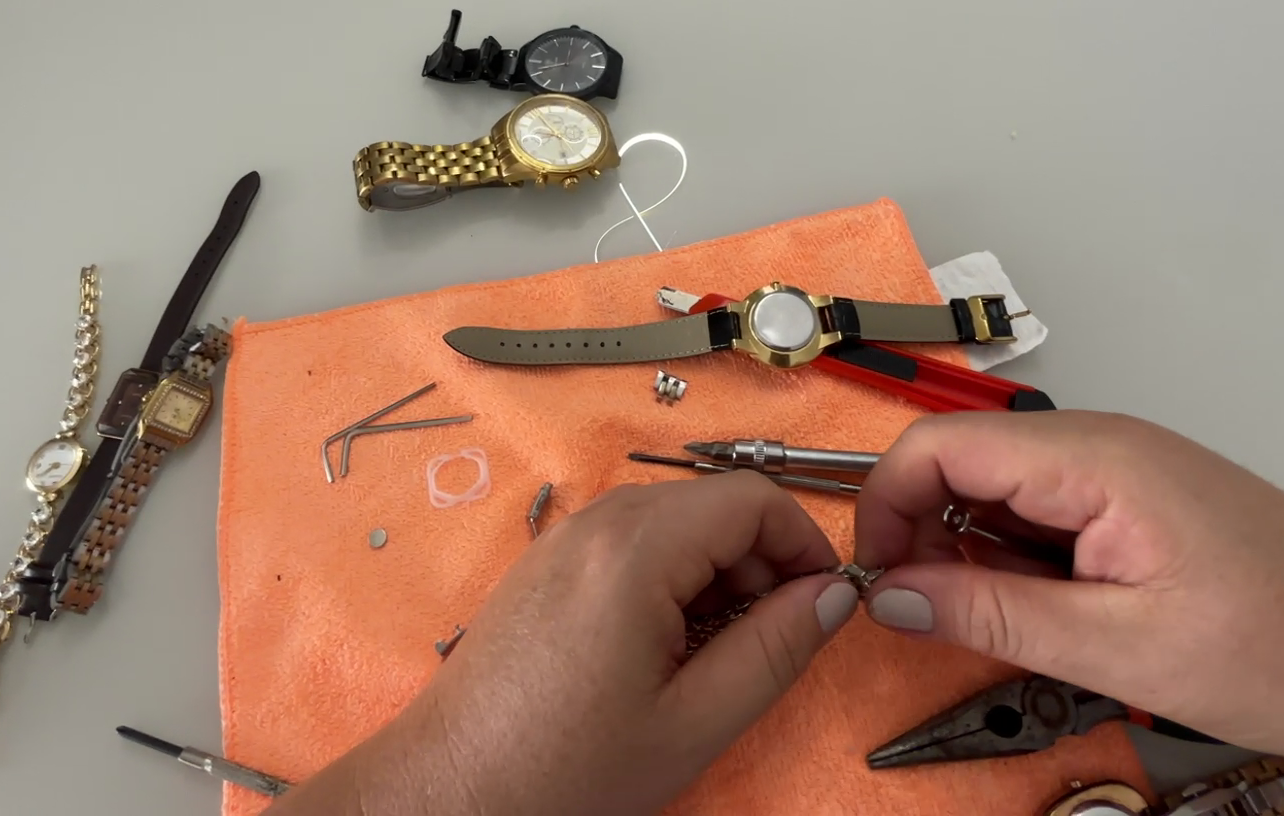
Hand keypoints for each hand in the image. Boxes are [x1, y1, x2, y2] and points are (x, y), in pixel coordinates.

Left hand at [271, 472, 858, 815]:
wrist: (451, 785)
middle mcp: (602, 515)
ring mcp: (571, 530)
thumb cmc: (571, 765)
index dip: (803, 540)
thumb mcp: (693, 721)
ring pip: (676, 520)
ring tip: (711, 650)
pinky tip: (661, 639)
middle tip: (767, 639)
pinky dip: (670, 572)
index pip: (752, 497)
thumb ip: (774, 649)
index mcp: (638, 543)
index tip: (824, 600)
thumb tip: (833, 595)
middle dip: (760, 560)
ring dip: (716, 569)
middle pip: (713, 504)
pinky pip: (634, 537)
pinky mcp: (552, 553)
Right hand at [854, 411, 1283, 815]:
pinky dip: (1005, 548)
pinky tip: (1034, 596)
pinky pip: (1028, 502)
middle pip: (956, 456)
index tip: (878, 575)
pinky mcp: (1121, 489)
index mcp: (1091, 456)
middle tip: (924, 604)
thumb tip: (887, 597)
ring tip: (990, 610)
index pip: (939, 445)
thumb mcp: (1124, 651)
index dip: (886, 502)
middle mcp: (1091, 438)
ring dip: (963, 542)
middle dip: (919, 526)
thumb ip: (991, 614)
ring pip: (988, 482)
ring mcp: (1108, 460)